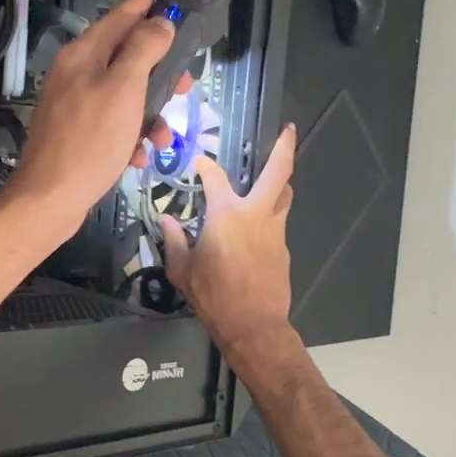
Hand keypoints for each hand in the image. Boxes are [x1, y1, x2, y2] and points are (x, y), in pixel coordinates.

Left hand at [6, 0, 174, 231]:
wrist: (49, 200)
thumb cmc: (89, 142)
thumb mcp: (124, 90)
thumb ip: (144, 51)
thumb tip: (159, 23)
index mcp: (84, 54)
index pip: (123, 13)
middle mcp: (76, 73)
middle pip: (127, 56)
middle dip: (160, 71)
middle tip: (187, 83)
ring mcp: (73, 104)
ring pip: (124, 95)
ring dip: (149, 114)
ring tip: (162, 137)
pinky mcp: (75, 134)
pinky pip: (112, 125)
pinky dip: (129, 137)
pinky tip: (137, 158)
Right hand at [160, 124, 296, 353]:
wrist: (253, 325)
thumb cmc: (213, 295)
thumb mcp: (182, 269)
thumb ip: (175, 240)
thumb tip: (166, 220)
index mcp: (226, 214)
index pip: (215, 176)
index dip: (205, 165)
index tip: (199, 162)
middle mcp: (256, 214)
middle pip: (279, 172)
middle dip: (285, 148)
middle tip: (289, 131)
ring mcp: (275, 231)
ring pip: (284, 196)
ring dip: (280, 183)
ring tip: (271, 180)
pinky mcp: (284, 249)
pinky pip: (278, 224)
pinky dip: (269, 218)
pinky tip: (255, 232)